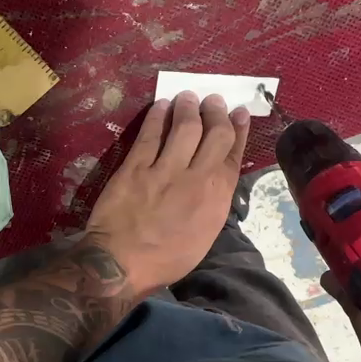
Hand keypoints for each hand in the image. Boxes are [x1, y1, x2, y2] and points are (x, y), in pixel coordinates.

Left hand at [85, 92, 250, 298]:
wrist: (121, 265)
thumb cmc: (164, 261)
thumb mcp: (203, 237)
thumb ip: (212, 205)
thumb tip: (214, 182)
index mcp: (216, 199)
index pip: (232, 155)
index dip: (238, 131)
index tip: (238, 114)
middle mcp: (196, 179)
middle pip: (213, 135)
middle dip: (215, 112)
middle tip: (213, 100)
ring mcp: (165, 171)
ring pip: (183, 128)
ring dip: (187, 108)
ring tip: (187, 96)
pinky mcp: (135, 167)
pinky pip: (150, 135)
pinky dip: (157, 117)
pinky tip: (160, 106)